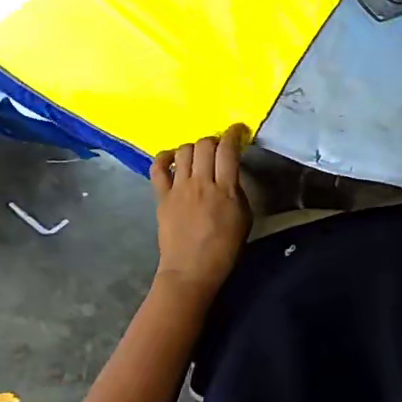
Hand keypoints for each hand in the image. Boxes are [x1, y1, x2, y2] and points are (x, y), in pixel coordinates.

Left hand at [150, 125, 252, 296]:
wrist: (190, 271)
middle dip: (214, 139)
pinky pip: (158, 167)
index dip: (234, 134)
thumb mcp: (244, 218)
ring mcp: (179, 188)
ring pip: (184, 150)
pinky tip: (172, 159)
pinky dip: (165, 157)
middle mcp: (201, 183)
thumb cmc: (224, 250)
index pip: (228, 149)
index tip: (238, 130)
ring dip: (193, 147)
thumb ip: (237, 191)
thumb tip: (229, 174)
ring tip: (199, 156)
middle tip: (219, 148)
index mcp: (225, 189)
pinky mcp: (162, 196)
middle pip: (205, 144)